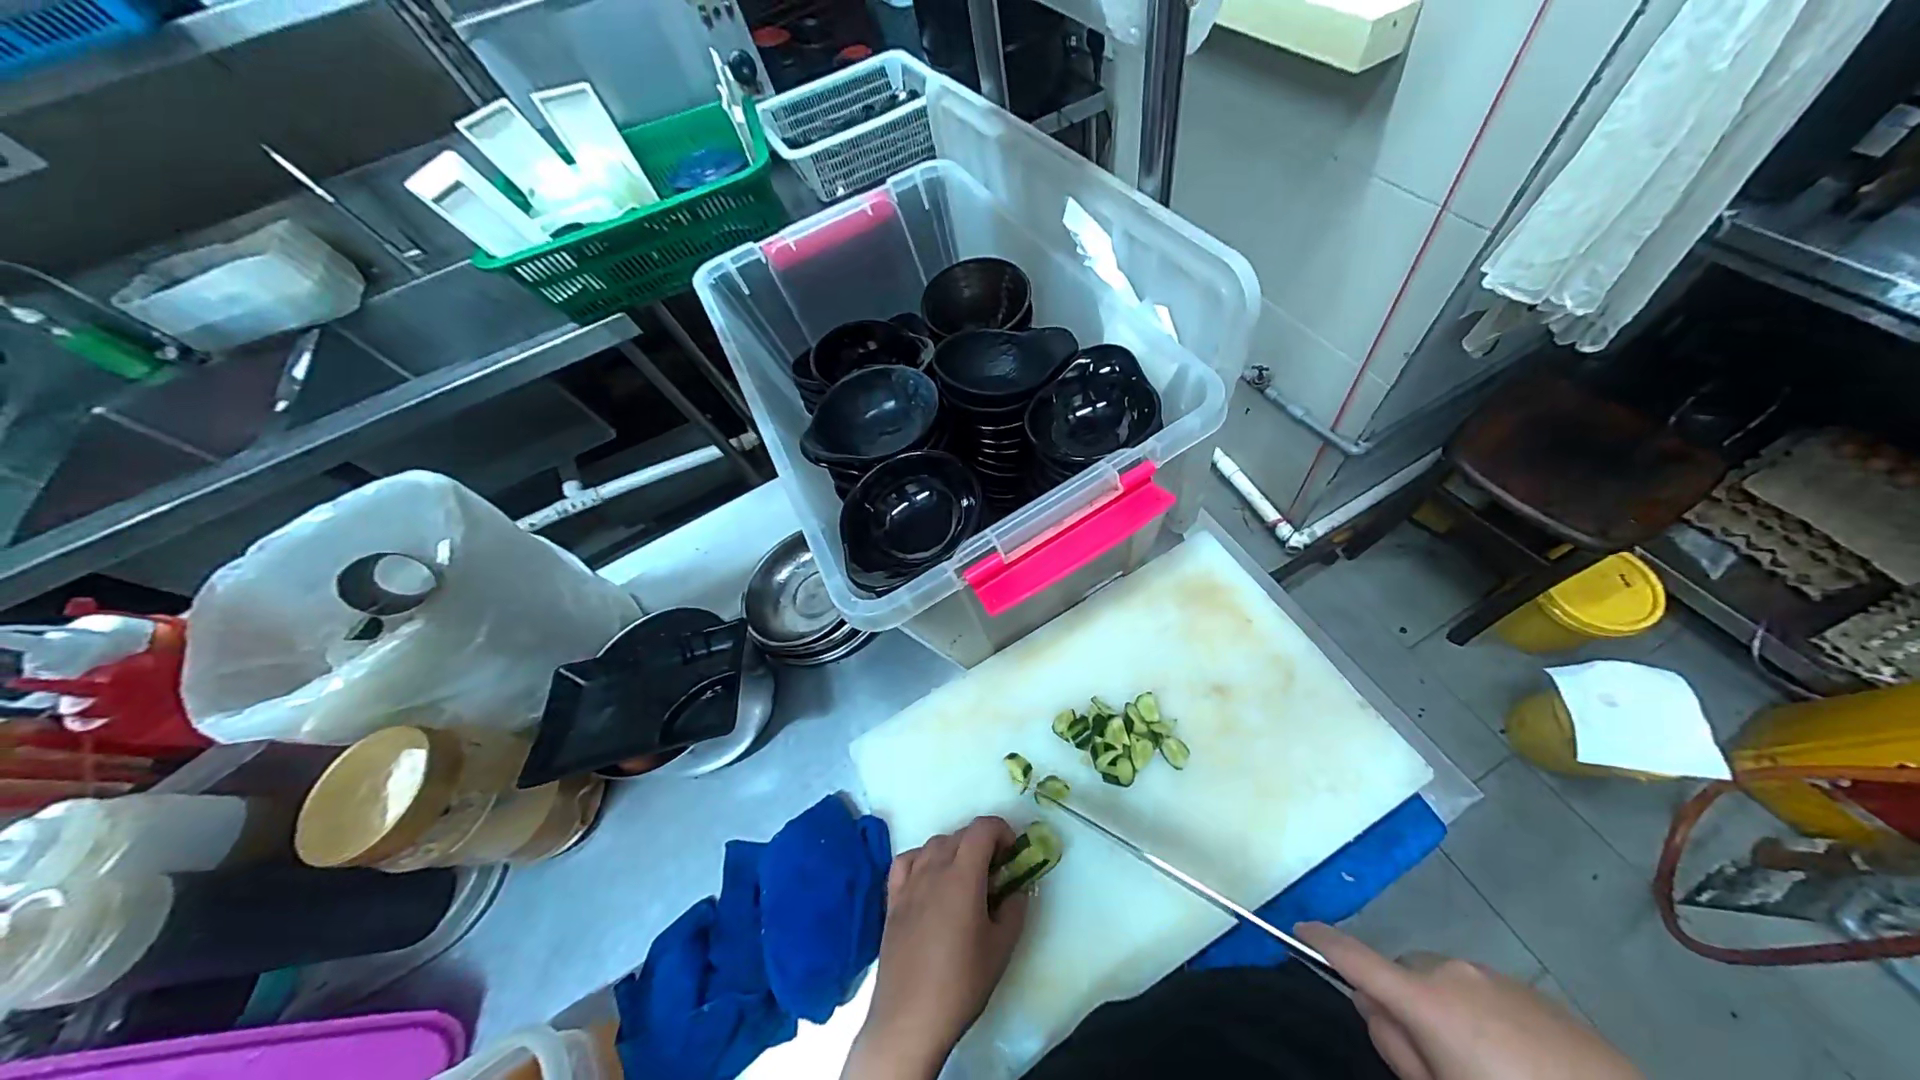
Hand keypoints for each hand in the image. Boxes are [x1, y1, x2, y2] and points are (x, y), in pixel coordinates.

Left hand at [843, 817, 1029, 1079]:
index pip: (982, 828)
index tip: (1012, 855)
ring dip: (954, 849)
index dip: (1002, 831)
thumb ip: (1014, 909)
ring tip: (965, 878)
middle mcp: (932, 869)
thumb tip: (1015, 890)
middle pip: (959, 834)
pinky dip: (922, 859)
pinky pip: (906, 862)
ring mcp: (908, 883)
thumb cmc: (962, 982)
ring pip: (933, 844)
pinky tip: (930, 880)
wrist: (910, 1017)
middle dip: (982, 843)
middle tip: (996, 872)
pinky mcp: (892, 900)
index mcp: (962, 875)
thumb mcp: (1002, 947)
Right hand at [1294, 922, 1641, 1079]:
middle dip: (1402, 998)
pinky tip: (1514, 1060)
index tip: (1299, 930)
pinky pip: (1485, 992)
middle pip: (1404, 970)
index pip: (1354, 958)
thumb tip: (1374, 1008)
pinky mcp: (1535, 993)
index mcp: (1424, 999)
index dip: (1322, 942)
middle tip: (1425, 1052)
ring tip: (1480, 1063)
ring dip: (1442, 1006)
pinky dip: (1480, 1013)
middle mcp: (1453, 972)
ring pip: (1445, 980)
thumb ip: (1397, 1048)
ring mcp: (1497, 978)